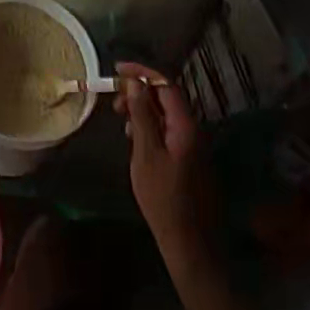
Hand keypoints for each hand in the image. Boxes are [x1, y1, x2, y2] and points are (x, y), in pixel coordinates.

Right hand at [114, 63, 208, 256]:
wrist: (188, 240)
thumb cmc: (163, 198)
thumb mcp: (146, 154)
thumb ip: (142, 116)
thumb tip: (135, 84)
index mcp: (186, 124)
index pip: (166, 84)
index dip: (143, 72)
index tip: (119, 69)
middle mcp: (194, 128)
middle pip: (167, 96)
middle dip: (140, 91)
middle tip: (115, 98)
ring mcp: (192, 142)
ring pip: (167, 113)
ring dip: (144, 108)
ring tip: (121, 117)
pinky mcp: (188, 155)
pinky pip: (168, 128)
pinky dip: (150, 124)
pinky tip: (134, 136)